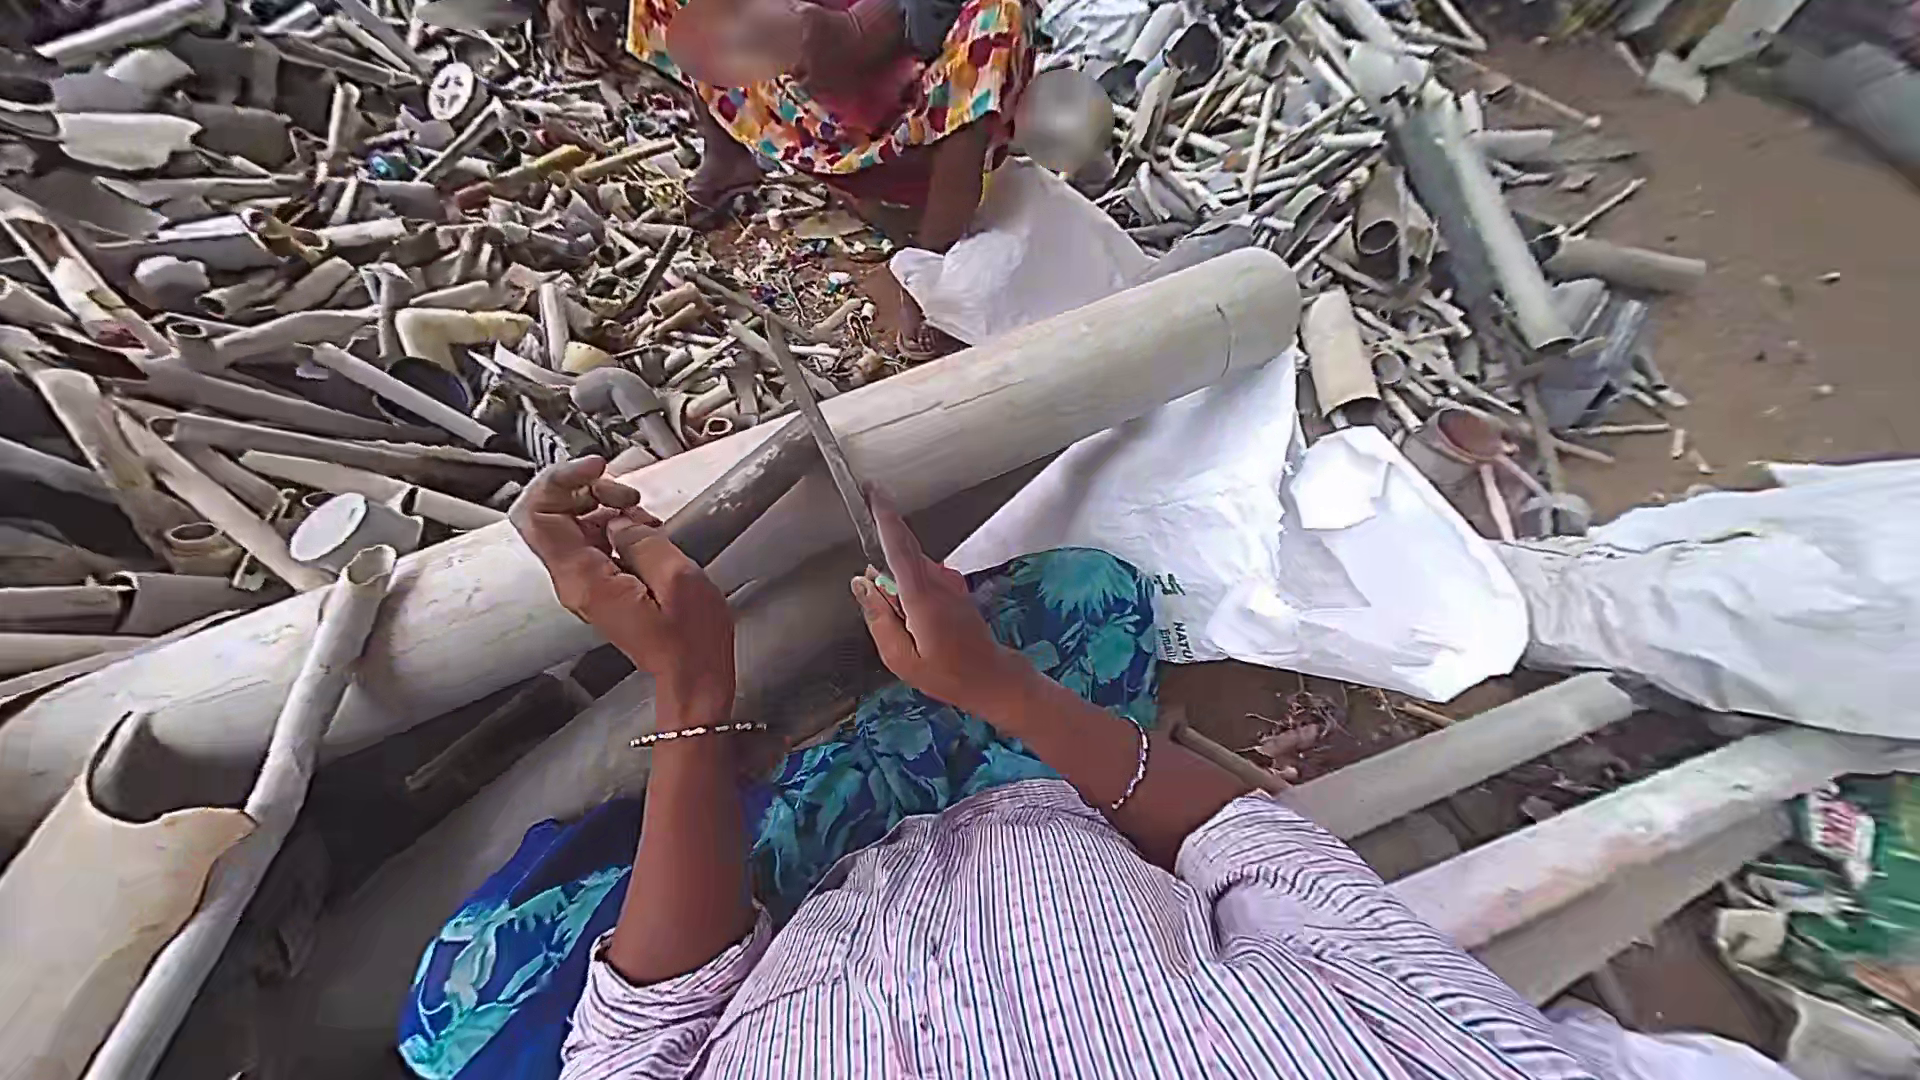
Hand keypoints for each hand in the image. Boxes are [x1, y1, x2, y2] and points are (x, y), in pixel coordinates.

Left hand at [510, 457, 735, 719]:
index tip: (598, 467)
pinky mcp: (602, 589)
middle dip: (588, 492)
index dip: (561, 480)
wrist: (693, 674)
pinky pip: (594, 545)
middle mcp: (575, 582)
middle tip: (631, 496)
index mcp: (586, 580)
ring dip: (606, 509)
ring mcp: (586, 586)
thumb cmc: (691, 638)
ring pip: (574, 528)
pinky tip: (648, 532)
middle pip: (551, 516)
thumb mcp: (678, 578)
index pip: (539, 515)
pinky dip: (616, 528)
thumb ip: (643, 540)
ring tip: (648, 517)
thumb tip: (621, 521)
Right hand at [848, 488, 1035, 718]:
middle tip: (883, 603)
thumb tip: (860, 584)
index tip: (873, 492)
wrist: (990, 676)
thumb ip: (878, 617)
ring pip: (910, 567)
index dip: (884, 516)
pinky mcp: (953, 587)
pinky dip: (908, 589)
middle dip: (883, 563)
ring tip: (908, 630)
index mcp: (922, 597)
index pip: (899, 547)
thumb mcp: (900, 658)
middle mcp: (938, 581)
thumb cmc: (947, 674)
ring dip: (896, 585)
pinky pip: (921, 576)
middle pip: (902, 552)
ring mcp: (949, 582)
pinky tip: (916, 624)